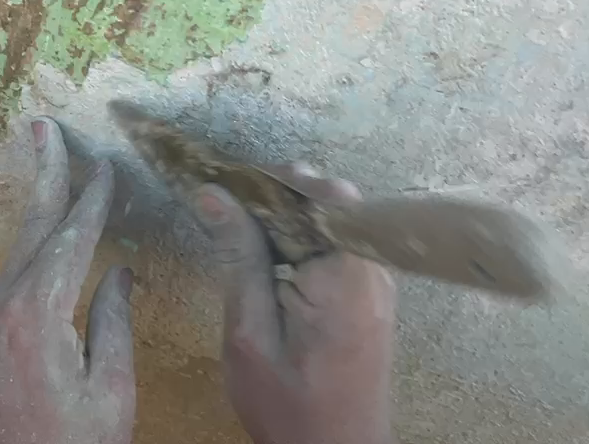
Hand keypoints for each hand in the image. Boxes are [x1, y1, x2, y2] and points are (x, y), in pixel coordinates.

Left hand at [0, 117, 134, 443]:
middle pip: (31, 226)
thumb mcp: (110, 397)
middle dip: (43, 172)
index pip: (72, 239)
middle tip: (43, 126)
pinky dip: (31, 244)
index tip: (107, 166)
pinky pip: (11, 274)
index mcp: (38, 315)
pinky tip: (44, 236)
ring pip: (18, 248)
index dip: (93, 200)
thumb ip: (113, 325)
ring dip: (38, 206)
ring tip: (49, 165)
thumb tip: (120, 272)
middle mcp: (2, 305)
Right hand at [197, 165, 396, 443]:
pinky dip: (300, 235)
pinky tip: (269, 250)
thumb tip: (213, 192)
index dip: (282, 181)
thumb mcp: (249, 334)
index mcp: (347, 281)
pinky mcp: (368, 294)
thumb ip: (238, 257)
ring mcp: (375, 283)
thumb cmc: (288, 407)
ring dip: (288, 213)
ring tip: (245, 226)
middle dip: (279, 194)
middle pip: (331, 202)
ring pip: (332, 218)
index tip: (237, 186)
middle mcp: (372, 273)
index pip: (328, 197)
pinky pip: (335, 242)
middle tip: (233, 205)